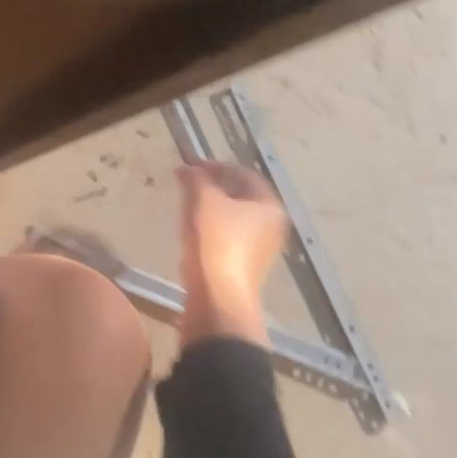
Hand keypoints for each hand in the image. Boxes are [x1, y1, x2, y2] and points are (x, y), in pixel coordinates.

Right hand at [175, 160, 286, 347]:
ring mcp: (261, 246)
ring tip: (185, 202)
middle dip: (212, 184)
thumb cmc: (215, 239)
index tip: (189, 165)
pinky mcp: (245, 262)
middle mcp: (272, 225)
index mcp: (269, 206)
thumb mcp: (202, 198)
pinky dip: (211, 224)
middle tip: (186, 181)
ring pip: (234, 215)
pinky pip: (229, 233)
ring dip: (210, 204)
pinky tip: (191, 227)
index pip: (244, 174)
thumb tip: (187, 168)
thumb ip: (195, 177)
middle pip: (241, 194)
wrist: (218, 292)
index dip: (215, 165)